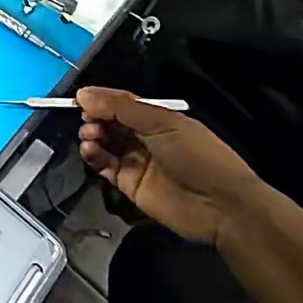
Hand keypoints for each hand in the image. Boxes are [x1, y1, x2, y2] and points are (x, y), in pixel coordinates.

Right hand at [76, 88, 264, 245]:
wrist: (223, 207)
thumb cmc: (196, 156)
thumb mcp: (161, 122)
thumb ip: (120, 108)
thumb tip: (82, 94)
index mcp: (157, 119)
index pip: (122, 104)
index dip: (101, 100)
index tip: (80, 99)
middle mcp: (145, 138)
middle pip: (109, 122)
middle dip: (94, 118)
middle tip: (88, 121)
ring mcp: (136, 161)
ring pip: (104, 143)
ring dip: (92, 136)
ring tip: (90, 137)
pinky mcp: (129, 184)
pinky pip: (104, 166)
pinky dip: (94, 157)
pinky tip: (91, 152)